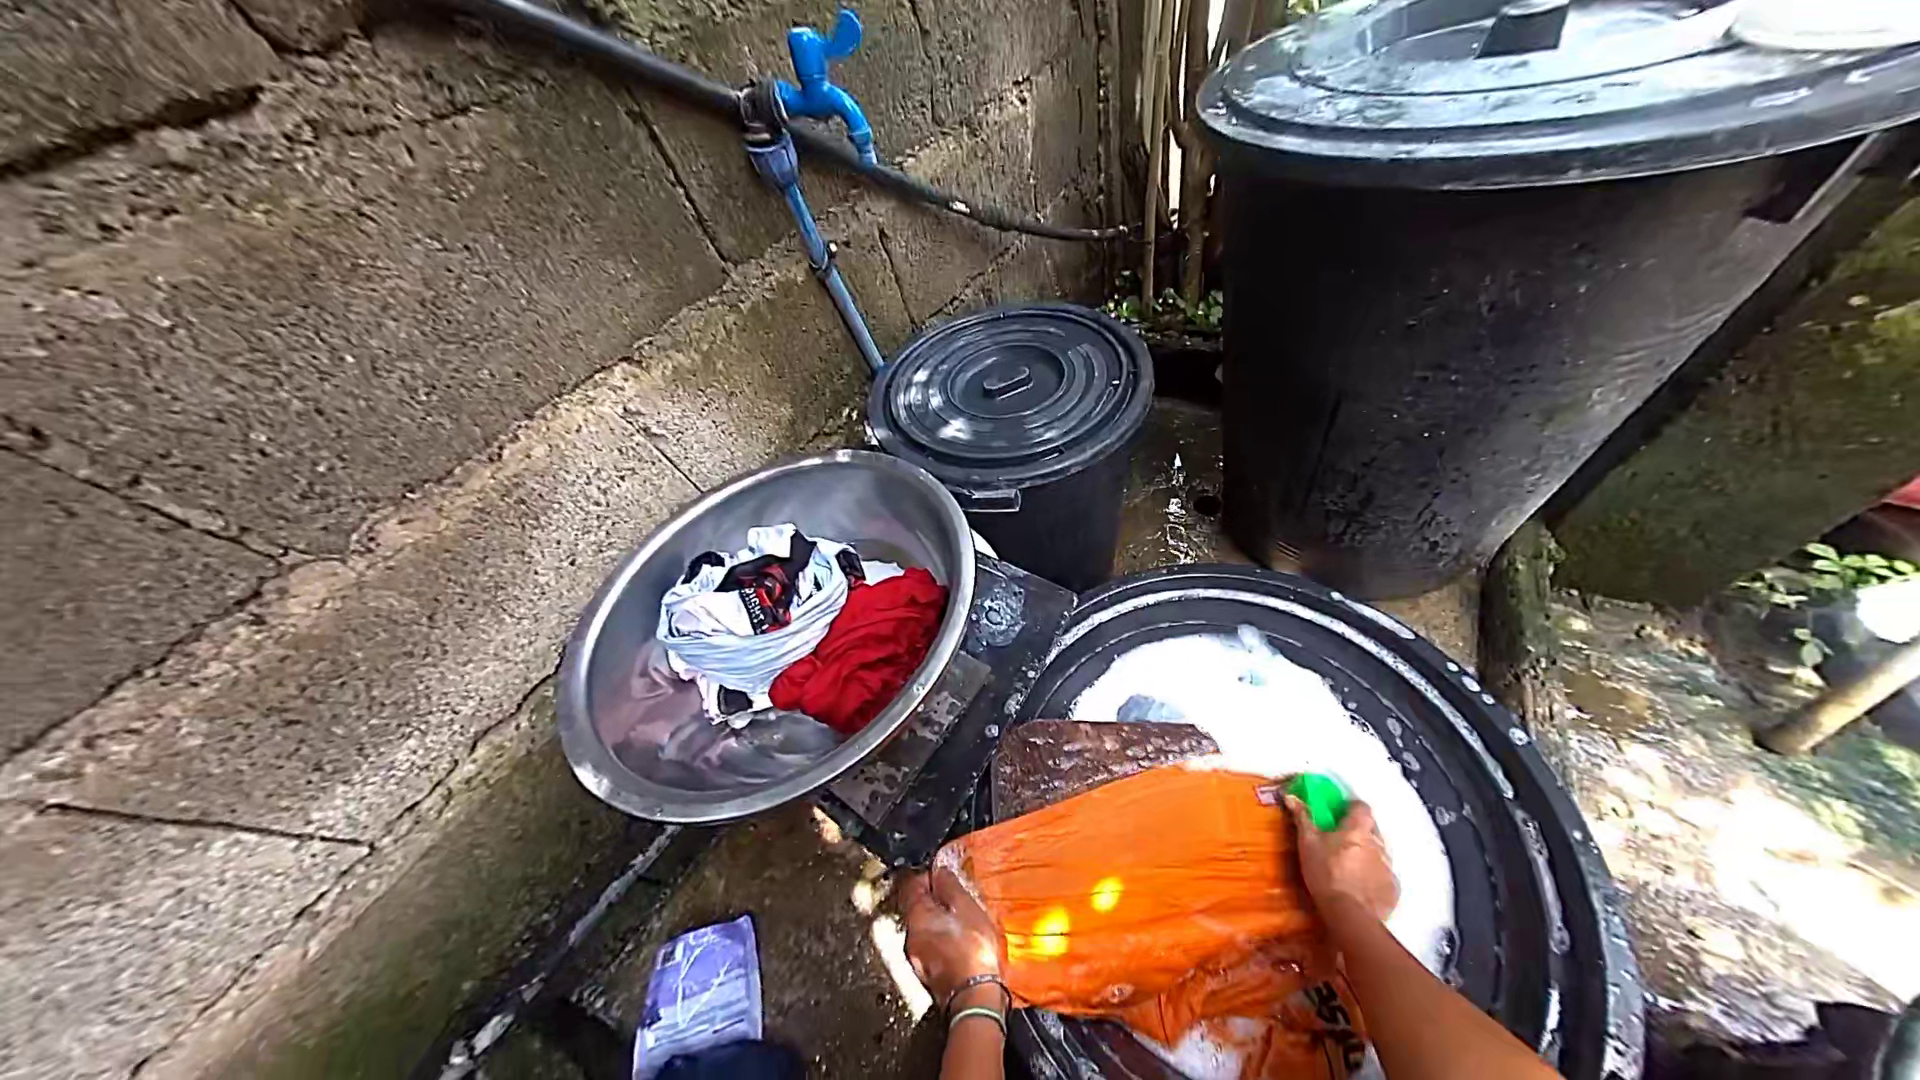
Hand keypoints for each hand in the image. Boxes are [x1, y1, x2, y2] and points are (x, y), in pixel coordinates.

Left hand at [898, 867, 1003, 1007]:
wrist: (975, 998)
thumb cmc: (973, 950)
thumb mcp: (967, 908)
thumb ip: (950, 886)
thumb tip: (939, 871)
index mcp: (916, 916)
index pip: (911, 885)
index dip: (927, 876)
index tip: (942, 875)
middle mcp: (910, 936)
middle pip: (915, 907)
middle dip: (932, 900)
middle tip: (954, 897)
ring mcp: (916, 958)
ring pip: (922, 929)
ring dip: (937, 921)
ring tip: (959, 920)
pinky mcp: (927, 974)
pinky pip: (929, 947)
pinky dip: (940, 940)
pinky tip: (957, 943)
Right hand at [1287, 796, 1399, 922]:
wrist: (1350, 914)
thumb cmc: (1325, 872)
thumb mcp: (1307, 842)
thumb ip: (1302, 817)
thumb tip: (1291, 796)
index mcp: (1358, 829)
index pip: (1361, 806)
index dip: (1351, 807)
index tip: (1338, 812)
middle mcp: (1379, 844)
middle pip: (1371, 828)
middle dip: (1358, 829)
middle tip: (1339, 838)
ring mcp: (1389, 867)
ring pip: (1379, 851)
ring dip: (1366, 852)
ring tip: (1349, 863)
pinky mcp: (1394, 888)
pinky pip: (1384, 873)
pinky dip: (1373, 874)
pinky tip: (1359, 883)